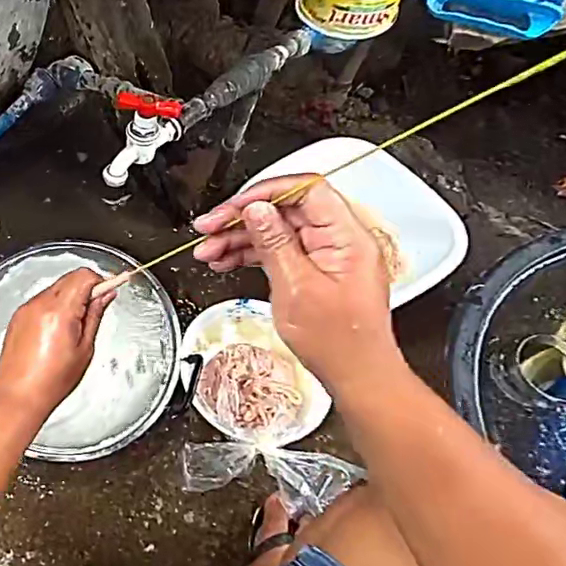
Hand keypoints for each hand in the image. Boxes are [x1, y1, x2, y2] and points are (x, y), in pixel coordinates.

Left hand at [0, 268, 113, 411]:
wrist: (18, 393)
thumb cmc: (51, 380)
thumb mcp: (84, 348)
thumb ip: (95, 315)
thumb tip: (106, 295)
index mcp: (59, 311)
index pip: (83, 276)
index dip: (99, 282)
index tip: (108, 291)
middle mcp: (40, 304)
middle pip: (69, 278)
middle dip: (86, 288)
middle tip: (94, 310)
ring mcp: (26, 308)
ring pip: (56, 287)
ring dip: (69, 297)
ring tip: (74, 326)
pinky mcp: (19, 314)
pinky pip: (41, 300)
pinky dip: (53, 306)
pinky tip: (57, 330)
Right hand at [191, 175, 401, 385]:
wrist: (356, 376)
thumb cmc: (338, 343)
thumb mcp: (297, 288)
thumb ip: (274, 243)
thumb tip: (256, 209)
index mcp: (346, 237)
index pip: (305, 190)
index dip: (264, 192)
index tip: (235, 207)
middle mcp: (338, 240)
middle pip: (284, 209)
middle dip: (242, 217)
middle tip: (210, 228)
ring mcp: (325, 254)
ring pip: (275, 229)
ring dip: (239, 237)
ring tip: (209, 250)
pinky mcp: (313, 268)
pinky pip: (277, 248)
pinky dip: (250, 253)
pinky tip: (226, 260)